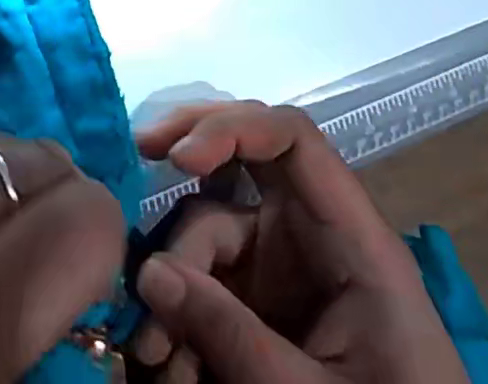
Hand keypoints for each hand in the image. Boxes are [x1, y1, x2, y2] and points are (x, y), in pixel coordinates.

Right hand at [131, 102, 468, 383]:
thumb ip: (233, 336)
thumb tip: (148, 271)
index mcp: (352, 238)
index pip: (294, 140)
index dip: (232, 128)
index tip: (177, 159)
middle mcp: (310, 233)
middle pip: (244, 154)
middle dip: (187, 148)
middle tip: (135, 154)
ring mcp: (279, 263)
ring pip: (208, 226)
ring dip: (170, 275)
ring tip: (150, 354)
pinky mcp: (256, 297)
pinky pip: (201, 275)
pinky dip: (176, 309)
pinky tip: (164, 362)